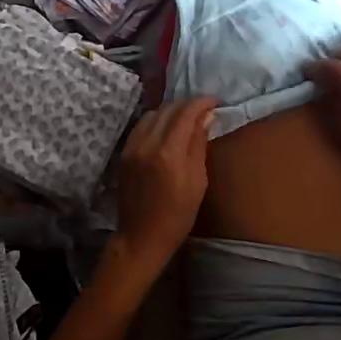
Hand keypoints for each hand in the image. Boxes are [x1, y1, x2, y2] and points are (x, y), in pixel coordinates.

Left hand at [114, 97, 217, 263]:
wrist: (142, 236)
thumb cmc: (178, 214)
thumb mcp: (198, 181)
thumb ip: (198, 145)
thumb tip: (206, 118)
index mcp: (169, 152)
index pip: (186, 113)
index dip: (202, 103)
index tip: (216, 102)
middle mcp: (147, 143)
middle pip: (168, 109)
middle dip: (188, 105)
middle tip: (204, 110)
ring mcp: (132, 147)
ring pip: (152, 115)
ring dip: (171, 111)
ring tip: (186, 118)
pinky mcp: (124, 154)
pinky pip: (141, 127)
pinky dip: (157, 122)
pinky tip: (167, 130)